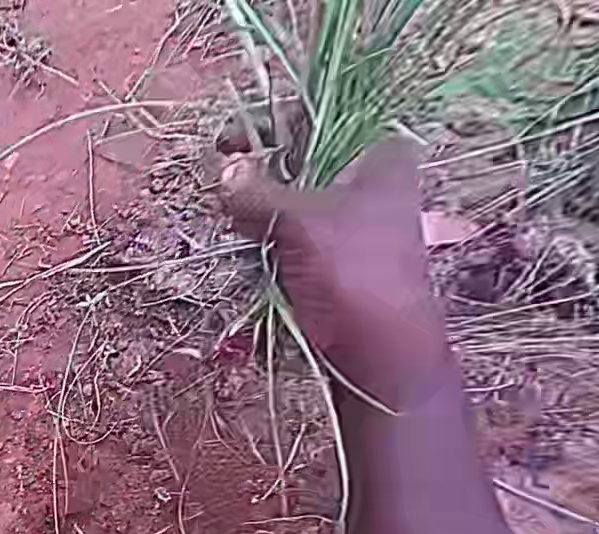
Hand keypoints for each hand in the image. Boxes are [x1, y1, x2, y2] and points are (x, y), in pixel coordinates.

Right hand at [222, 139, 454, 406]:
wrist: (375, 346)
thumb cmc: (353, 272)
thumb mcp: (302, 221)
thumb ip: (259, 192)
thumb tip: (225, 171)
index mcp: (373, 157)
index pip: (312, 121)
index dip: (265, 129)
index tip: (224, 144)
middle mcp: (359, 186)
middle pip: (291, 169)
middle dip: (255, 186)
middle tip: (228, 201)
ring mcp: (339, 227)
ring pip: (280, 210)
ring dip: (254, 225)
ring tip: (246, 242)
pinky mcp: (322, 262)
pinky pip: (280, 244)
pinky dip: (261, 251)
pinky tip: (256, 265)